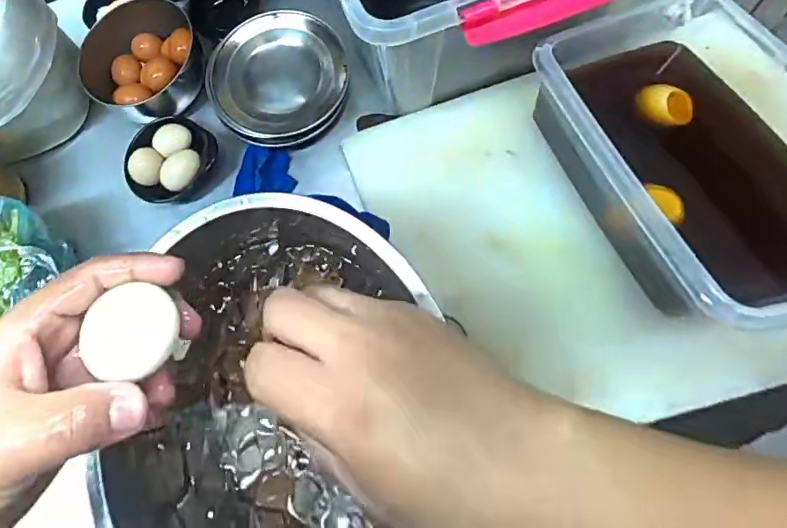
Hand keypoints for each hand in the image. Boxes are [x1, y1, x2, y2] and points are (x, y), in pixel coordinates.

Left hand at [0, 255, 202, 527]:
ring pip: (117, 354)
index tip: (176, 273)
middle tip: (188, 332)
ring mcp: (60, 380)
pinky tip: (153, 412)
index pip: (90, 281)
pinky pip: (113, 394)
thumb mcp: (15, 437)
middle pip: (111, 313)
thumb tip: (142, 400)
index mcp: (32, 326)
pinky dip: (137, 398)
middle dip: (152, 316)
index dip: (134, 269)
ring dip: (148, 365)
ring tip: (170, 388)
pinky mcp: (67, 414)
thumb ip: (79, 417)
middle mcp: (50, 344)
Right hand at [246, 285, 568, 527]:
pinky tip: (376, 352)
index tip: (282, 400)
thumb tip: (298, 406)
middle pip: (277, 305)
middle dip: (275, 336)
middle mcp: (352, 346)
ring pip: (312, 289)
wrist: (527, 460)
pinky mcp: (407, 304)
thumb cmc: (449, 498)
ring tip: (332, 353)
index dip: (261, 384)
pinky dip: (347, 319)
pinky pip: (353, 296)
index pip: (259, 364)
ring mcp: (381, 317)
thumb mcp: (368, 491)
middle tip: (300, 368)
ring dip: (309, 319)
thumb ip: (317, 441)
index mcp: (338, 404)